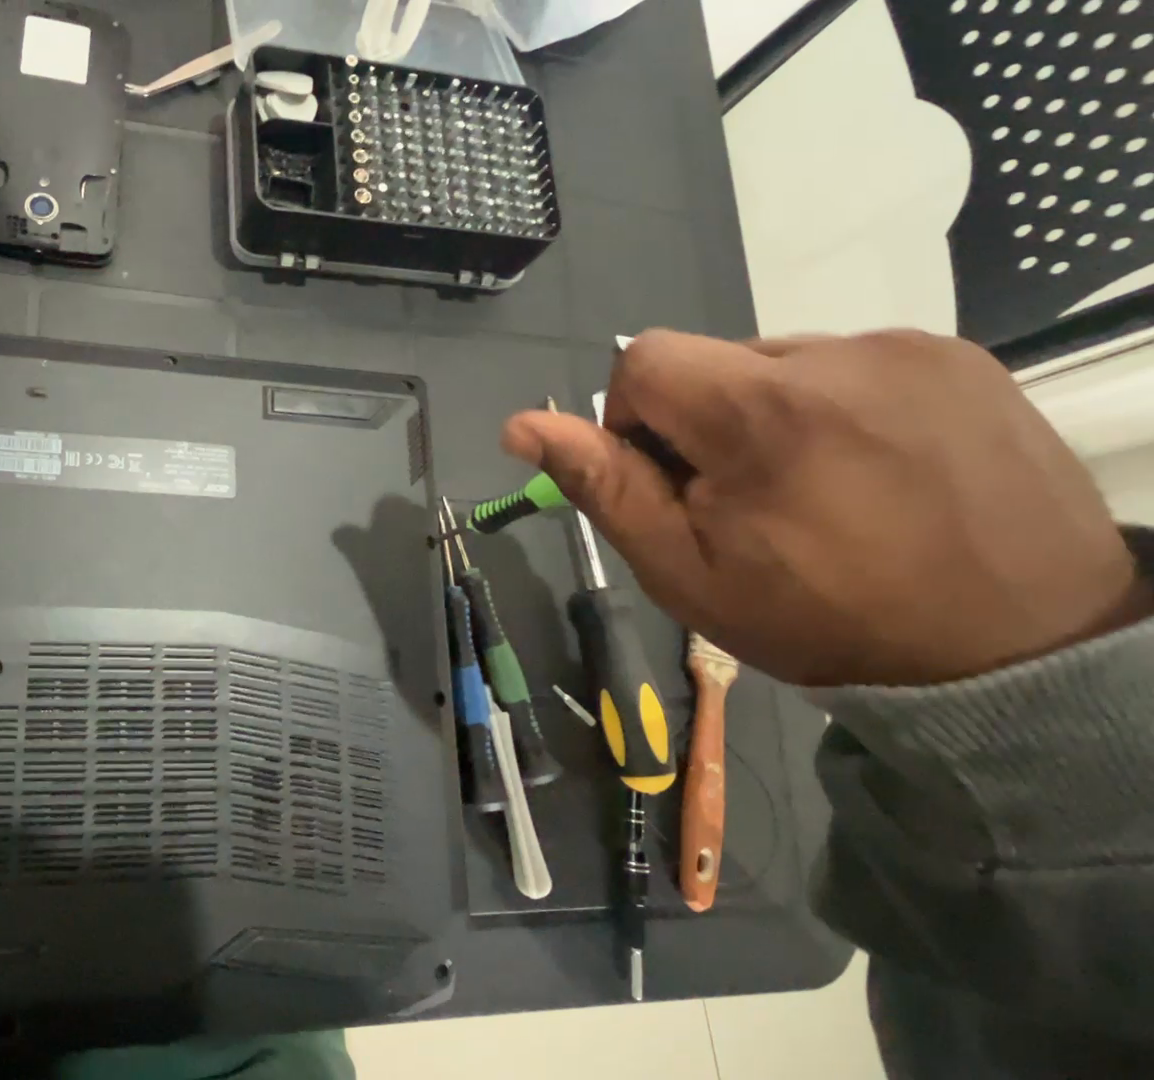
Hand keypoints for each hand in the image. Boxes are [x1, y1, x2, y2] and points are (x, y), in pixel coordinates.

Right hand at [502, 330, 1151, 686]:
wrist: (1015, 648)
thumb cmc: (821, 619)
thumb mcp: (686, 570)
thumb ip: (605, 485)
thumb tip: (519, 426)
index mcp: (760, 411)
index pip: (644, 358)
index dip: (633, 418)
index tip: (671, 480)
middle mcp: (838, 355)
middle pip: (714, 359)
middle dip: (702, 420)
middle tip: (743, 499)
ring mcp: (911, 349)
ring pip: (781, 361)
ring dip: (767, 412)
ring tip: (813, 488)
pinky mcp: (963, 357)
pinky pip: (852, 365)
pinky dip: (832, 408)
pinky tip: (867, 469)